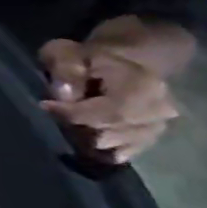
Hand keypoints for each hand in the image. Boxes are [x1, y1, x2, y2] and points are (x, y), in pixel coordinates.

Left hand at [38, 39, 177, 163]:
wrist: (118, 64)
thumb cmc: (87, 57)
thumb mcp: (67, 52)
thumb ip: (65, 69)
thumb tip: (66, 95)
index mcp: (145, 87)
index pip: (110, 113)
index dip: (72, 113)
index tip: (46, 105)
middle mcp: (160, 113)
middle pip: (106, 134)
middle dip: (76, 124)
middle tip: (59, 109)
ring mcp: (157, 130)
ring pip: (108, 147)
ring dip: (83, 134)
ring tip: (74, 114)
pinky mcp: (148, 143)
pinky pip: (115, 155)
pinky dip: (95, 145)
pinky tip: (86, 128)